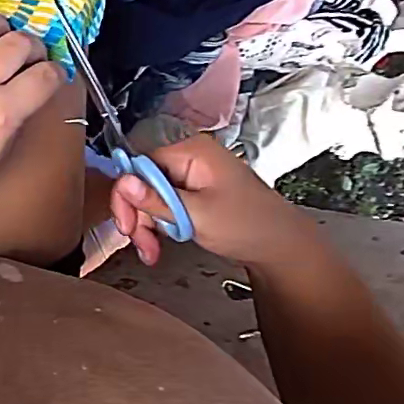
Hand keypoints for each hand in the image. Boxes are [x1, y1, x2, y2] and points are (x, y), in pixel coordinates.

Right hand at [109, 134, 315, 267]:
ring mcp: (192, 175)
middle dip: (139, 217)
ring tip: (152, 251)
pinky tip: (159, 245)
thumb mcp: (196, 215)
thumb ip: (157, 199)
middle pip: (143, 183)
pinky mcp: (193, 192)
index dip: (128, 197)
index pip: (140, 166)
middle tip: (141, 243)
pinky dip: (159, 226)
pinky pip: (164, 205)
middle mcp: (190, 158)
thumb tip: (124, 182)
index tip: (127, 225)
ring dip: (147, 226)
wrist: (279, 245)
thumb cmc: (248, 226)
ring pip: (150, 198)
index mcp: (192, 152)